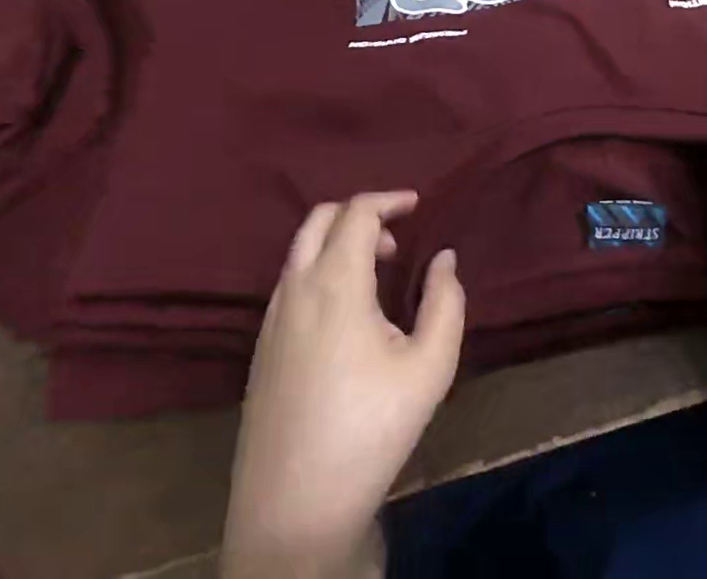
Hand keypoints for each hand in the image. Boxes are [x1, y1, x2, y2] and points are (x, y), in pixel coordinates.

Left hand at [224, 191, 463, 576]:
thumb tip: (444, 260)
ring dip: (339, 242)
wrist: (293, 506)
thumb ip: (446, 301)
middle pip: (319, 218)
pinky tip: (349, 311)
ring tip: (380, 272)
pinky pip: (291, 282)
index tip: (419, 204)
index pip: (356, 213)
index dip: (390, 199)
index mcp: (335, 284)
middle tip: (398, 239)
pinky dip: (321, 268)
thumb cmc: (372, 428)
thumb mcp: (431, 365)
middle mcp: (295, 290)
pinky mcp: (261, 347)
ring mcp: (270, 319)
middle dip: (361, 213)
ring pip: (300, 250)